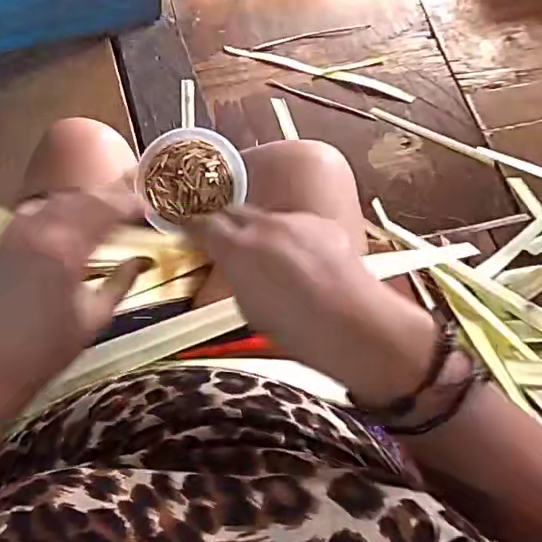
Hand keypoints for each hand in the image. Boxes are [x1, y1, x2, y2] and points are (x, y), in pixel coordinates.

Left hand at [0, 186, 150, 396]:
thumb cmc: (50, 347)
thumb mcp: (96, 316)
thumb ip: (121, 282)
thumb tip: (144, 260)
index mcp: (67, 250)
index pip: (105, 212)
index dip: (129, 206)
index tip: (147, 208)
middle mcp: (41, 230)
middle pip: (83, 200)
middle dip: (110, 199)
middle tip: (131, 207)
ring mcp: (19, 231)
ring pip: (58, 200)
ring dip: (84, 200)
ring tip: (105, 209)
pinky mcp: (6, 238)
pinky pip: (36, 208)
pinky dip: (56, 206)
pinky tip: (69, 217)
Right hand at [189, 207, 438, 409]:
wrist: (356, 327)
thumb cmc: (296, 330)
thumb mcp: (246, 307)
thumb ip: (232, 275)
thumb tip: (229, 265)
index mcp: (236, 248)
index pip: (201, 224)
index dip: (191, 226)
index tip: (186, 229)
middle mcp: (263, 226)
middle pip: (232, 210)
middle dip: (223, 222)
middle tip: (219, 238)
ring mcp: (295, 221)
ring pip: (265, 218)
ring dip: (258, 231)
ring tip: (263, 256)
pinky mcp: (322, 224)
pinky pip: (295, 224)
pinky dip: (289, 236)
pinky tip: (299, 260)